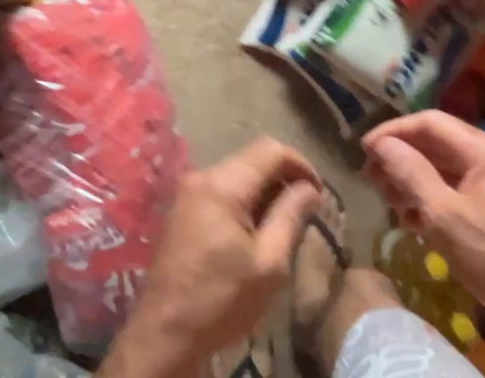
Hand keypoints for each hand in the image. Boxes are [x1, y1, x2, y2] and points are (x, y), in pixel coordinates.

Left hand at [101, 138, 322, 377]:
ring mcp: (188, 191)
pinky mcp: (183, 208)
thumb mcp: (268, 264)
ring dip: (265, 189)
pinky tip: (255, 229)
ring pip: (238, 172)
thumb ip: (290, 217)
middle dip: (284, 177)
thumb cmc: (220, 300)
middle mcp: (201, 177)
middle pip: (252, 158)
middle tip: (305, 211)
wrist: (165, 333)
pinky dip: (245, 199)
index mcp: (221, 186)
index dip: (301, 165)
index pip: (270, 150)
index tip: (319, 194)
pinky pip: (222, 189)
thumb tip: (311, 188)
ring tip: (283, 223)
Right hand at [363, 111, 484, 377]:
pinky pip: (453, 195)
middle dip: (401, 158)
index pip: (430, 122)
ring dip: (411, 182)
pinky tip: (410, 222)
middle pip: (436, 145)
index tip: (363, 150)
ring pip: (442, 171)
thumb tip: (380, 143)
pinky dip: (429, 203)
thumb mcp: (445, 216)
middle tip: (371, 180)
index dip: (393, 132)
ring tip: (388, 202)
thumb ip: (411, 173)